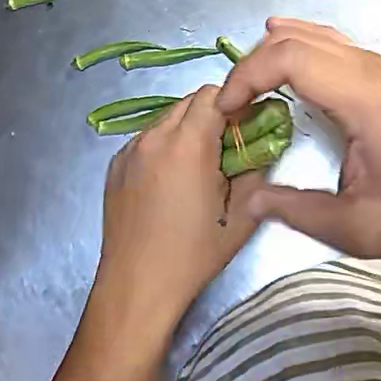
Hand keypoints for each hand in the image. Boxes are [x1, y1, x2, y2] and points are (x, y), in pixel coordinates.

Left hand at [89, 87, 266, 341]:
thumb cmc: (193, 254)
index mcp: (188, 145)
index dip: (236, 104)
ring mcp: (130, 151)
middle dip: (215, 114)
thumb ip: (258, 169)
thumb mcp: (242, 215)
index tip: (250, 126)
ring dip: (189, 128)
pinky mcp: (115, 166)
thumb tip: (265, 144)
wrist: (137, 286)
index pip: (214, 94)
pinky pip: (147, 138)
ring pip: (167, 118)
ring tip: (201, 165)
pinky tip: (173, 179)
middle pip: (190, 101)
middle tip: (230, 147)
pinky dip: (166, 145)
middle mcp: (154, 138)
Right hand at [218, 19, 380, 257]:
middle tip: (232, 106)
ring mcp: (375, 64)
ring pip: (309, 34)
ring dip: (270, 54)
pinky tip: (276, 39)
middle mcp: (369, 70)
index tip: (228, 110)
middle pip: (294, 41)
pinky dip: (294, 42)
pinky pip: (326, 39)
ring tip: (246, 87)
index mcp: (365, 101)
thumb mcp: (357, 227)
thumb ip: (299, 212)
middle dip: (251, 67)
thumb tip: (249, 200)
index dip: (249, 76)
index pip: (292, 59)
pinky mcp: (376, 68)